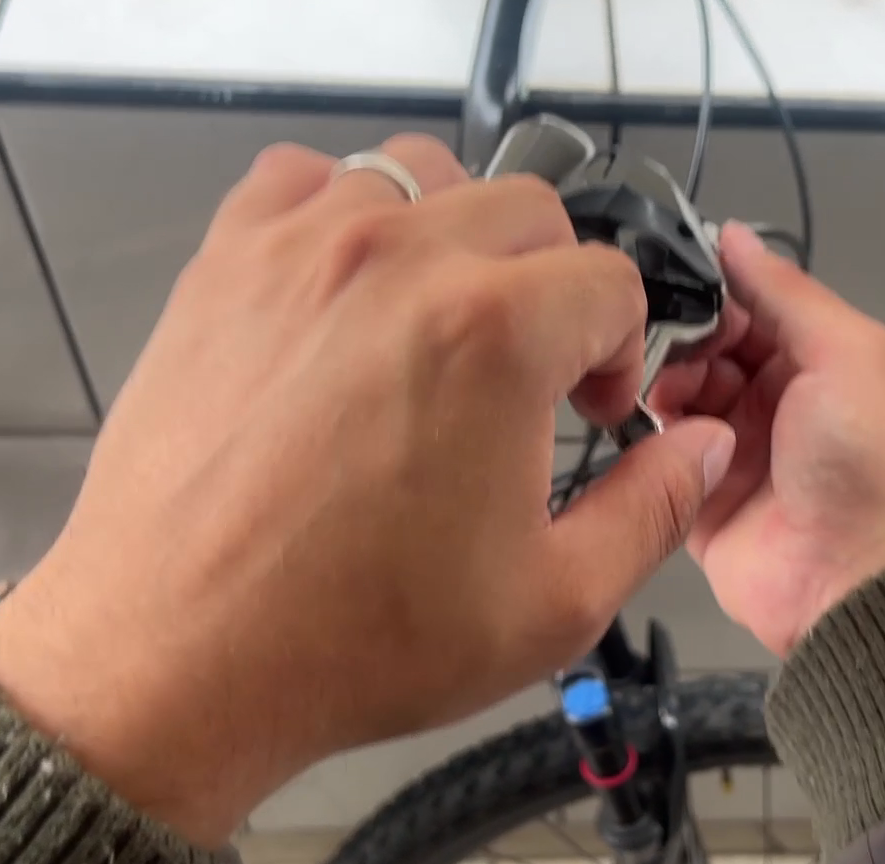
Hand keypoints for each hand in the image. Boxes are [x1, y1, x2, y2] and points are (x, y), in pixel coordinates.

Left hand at [0, 136, 736, 847]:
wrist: (179, 663)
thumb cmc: (368, 642)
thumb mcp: (557, 602)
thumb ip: (656, 509)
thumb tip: (704, 447)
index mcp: (496, 338)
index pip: (613, 284)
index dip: (624, 353)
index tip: (597, 413)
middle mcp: (401, 263)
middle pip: (534, 217)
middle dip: (560, 295)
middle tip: (537, 379)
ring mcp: (302, 251)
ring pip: (430, 179)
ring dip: (469, 248)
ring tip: (454, 335)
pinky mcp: (227, 268)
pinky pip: (314, 182)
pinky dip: (358, 219)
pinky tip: (362, 299)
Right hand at [649, 224, 884, 657]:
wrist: (851, 581)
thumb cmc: (861, 460)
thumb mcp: (847, 356)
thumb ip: (788, 293)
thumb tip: (733, 234)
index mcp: (818, 363)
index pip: (753, 307)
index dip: (716, 292)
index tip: (672, 283)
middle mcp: (774, 400)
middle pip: (711, 348)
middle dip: (688, 339)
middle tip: (672, 348)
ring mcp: (733, 449)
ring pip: (681, 393)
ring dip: (670, 382)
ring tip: (669, 396)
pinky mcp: (698, 493)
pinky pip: (664, 451)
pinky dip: (653, 434)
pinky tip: (650, 427)